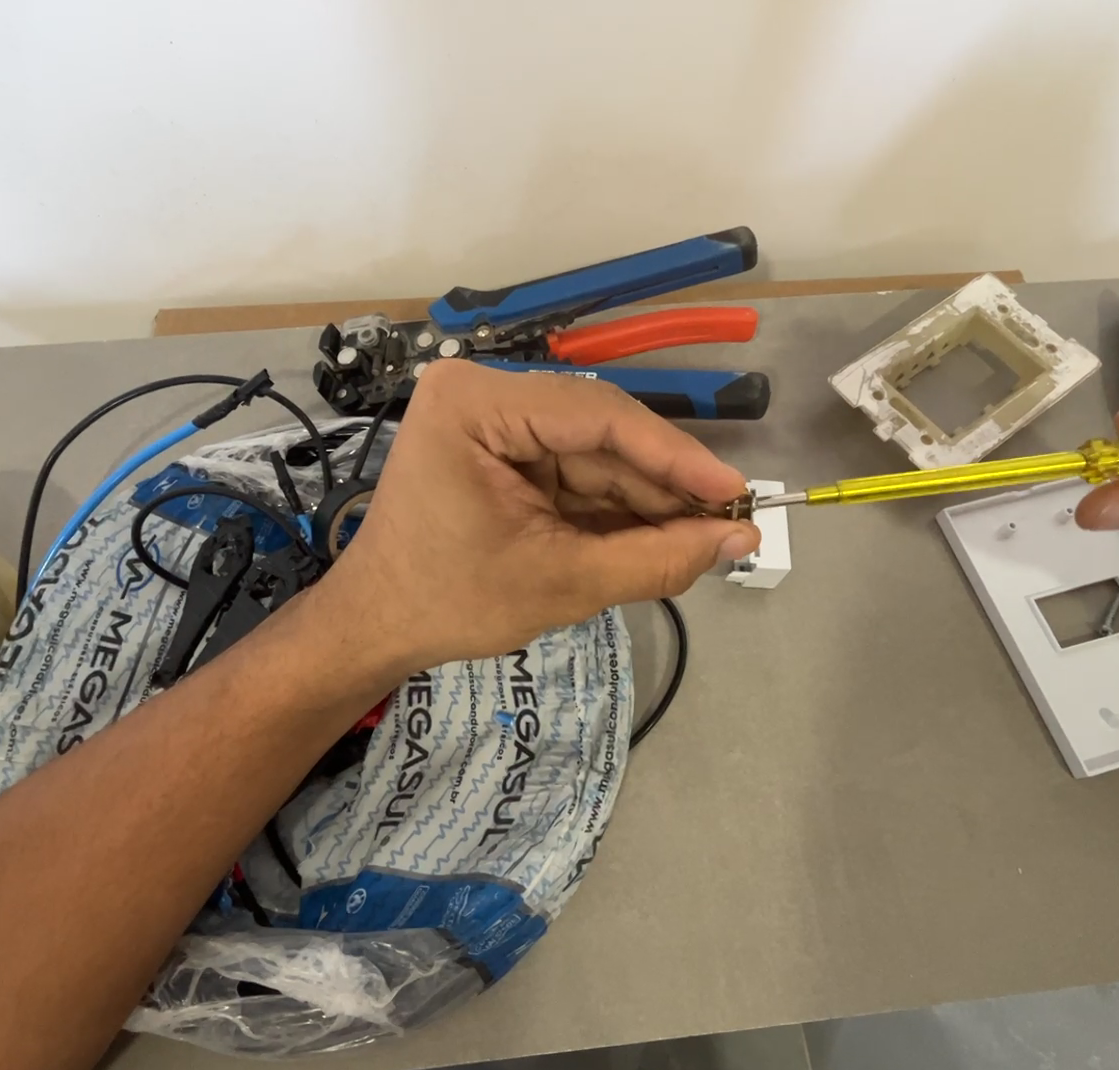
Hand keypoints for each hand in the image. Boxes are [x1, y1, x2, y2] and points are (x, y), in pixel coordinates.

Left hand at [318, 360, 758, 674]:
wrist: (377, 626)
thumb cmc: (450, 604)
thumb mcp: (561, 583)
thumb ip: (656, 559)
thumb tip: (740, 540)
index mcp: (477, 404)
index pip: (599, 415)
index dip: (676, 457)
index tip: (735, 492)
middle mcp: (484, 394)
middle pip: (600, 434)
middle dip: (663, 486)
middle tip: (729, 524)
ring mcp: (492, 421)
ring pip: (594, 456)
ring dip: (646, 501)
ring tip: (704, 538)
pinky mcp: (502, 451)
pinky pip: (574, 473)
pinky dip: (614, 508)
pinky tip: (660, 534)